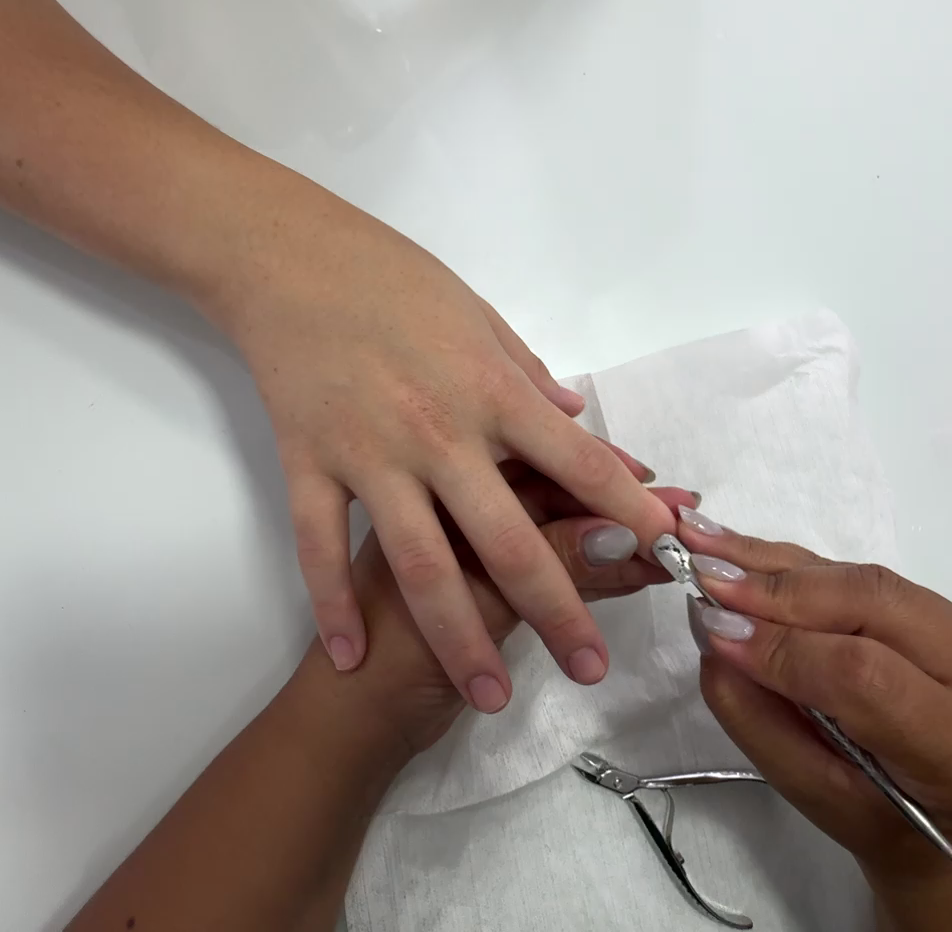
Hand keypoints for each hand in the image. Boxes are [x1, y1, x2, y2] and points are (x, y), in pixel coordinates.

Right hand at [200, 189, 674, 714]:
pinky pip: (320, 546)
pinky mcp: (307, 465)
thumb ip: (527, 376)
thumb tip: (574, 419)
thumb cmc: (393, 277)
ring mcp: (369, 455)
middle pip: (508, 536)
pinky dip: (330, 604)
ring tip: (491, 694)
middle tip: (591, 666)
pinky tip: (349, 655)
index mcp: (489, 389)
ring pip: (421, 564)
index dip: (626, 509)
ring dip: (458, 635)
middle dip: (556, 606)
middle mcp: (438, 433)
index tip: (665, 551)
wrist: (287, 257)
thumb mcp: (478, 314)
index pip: (575, 461)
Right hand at [677, 519, 951, 874]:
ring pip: (862, 576)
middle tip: (701, 573)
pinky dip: (790, 561)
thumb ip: (758, 718)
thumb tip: (713, 635)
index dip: (784, 647)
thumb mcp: (809, 790)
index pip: (867, 675)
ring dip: (775, 560)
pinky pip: (858, 572)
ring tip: (702, 541)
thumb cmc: (872, 816)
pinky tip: (734, 546)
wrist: (939, 811)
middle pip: (873, 603)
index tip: (711, 628)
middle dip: (776, 588)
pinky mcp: (945, 607)